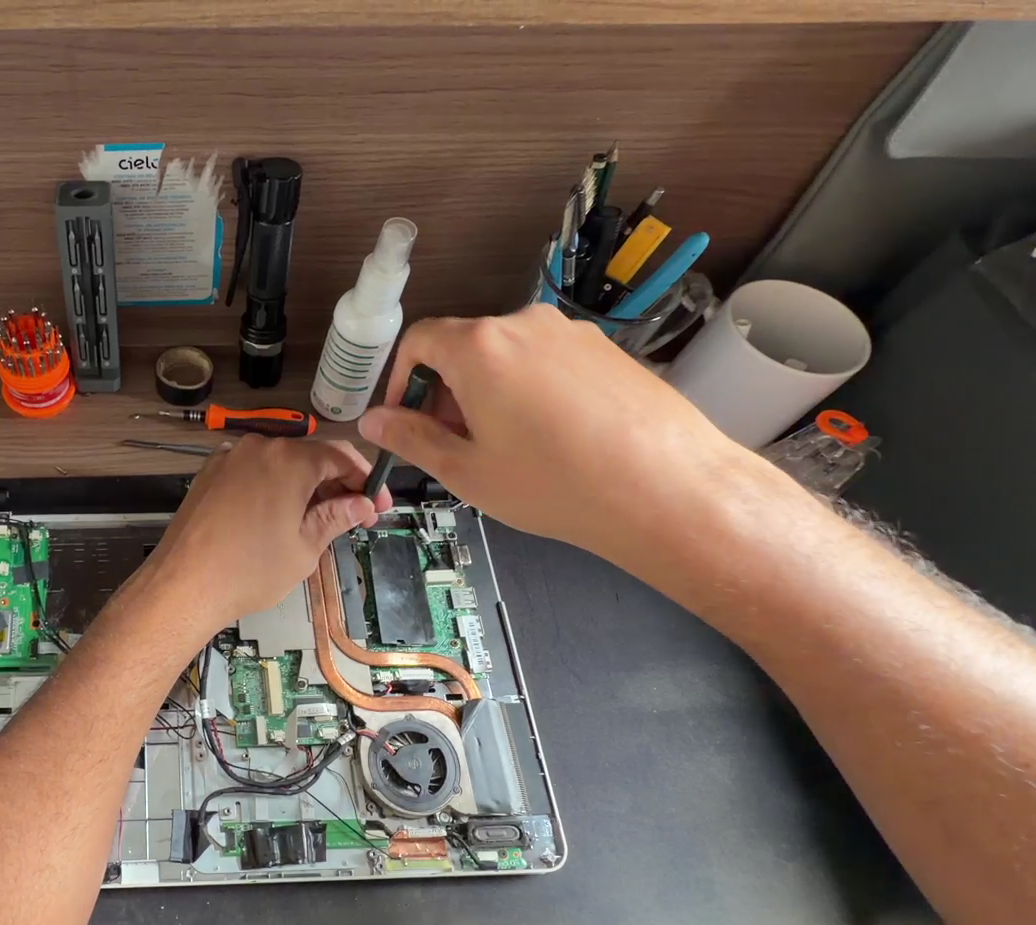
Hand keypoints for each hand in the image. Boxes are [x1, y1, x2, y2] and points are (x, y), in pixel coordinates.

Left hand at [134, 436, 392, 631]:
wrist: (183, 585)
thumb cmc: (249, 571)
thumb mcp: (304, 548)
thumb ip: (335, 517)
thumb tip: (361, 504)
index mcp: (289, 460)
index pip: (341, 456)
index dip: (365, 480)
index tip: (377, 506)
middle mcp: (259, 447)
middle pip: (310, 456)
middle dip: (336, 483)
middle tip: (353, 516)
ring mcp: (229, 458)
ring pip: (279, 463)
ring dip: (304, 485)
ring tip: (317, 520)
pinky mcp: (209, 474)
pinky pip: (252, 471)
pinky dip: (273, 486)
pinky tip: (279, 516)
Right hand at [356, 306, 759, 561]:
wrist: (664, 488)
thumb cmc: (550, 483)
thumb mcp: (465, 470)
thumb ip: (410, 438)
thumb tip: (372, 420)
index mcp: (478, 347)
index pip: (418, 340)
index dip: (400, 380)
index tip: (404, 421)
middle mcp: (522, 325)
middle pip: (462, 347)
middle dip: (444, 392)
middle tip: (454, 445)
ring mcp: (569, 332)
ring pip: (505, 356)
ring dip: (486, 392)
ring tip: (503, 446)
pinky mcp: (604, 348)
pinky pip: (545, 361)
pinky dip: (528, 390)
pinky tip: (549, 438)